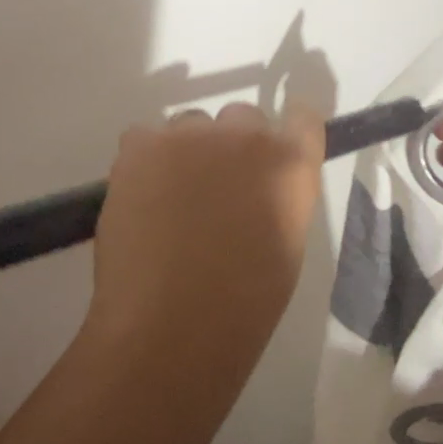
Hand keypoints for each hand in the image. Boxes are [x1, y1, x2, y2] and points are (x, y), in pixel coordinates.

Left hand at [89, 102, 326, 345]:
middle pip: (242, 118)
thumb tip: (257, 185)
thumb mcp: (286, 245)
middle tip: (216, 191)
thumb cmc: (242, 304)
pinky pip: (146, 138)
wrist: (169, 326)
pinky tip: (142, 200)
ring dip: (187, 152)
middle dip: (232, 146)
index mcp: (291, 164)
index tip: (273, 151)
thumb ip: (278, 197)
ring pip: (191, 126)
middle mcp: (244, 135)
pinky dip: (146, 162)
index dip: (287, 132)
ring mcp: (189, 136)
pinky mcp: (140, 146)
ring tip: (172, 201)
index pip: (302, 117)